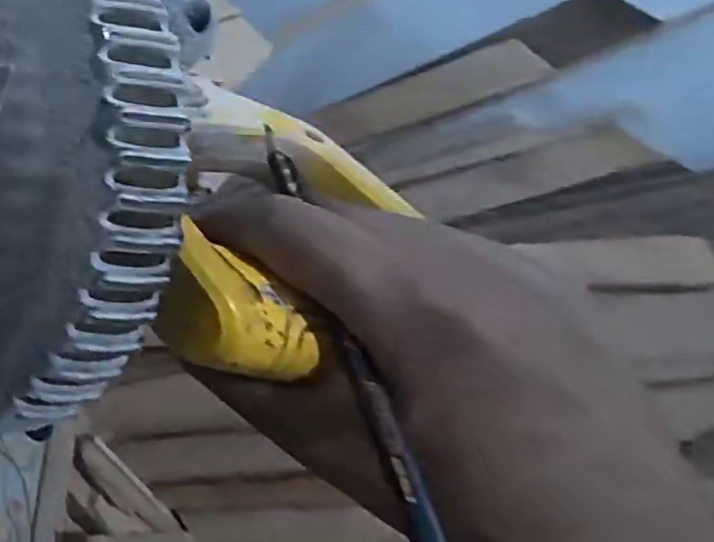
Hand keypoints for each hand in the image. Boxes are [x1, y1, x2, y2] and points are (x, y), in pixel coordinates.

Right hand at [187, 190, 713, 541]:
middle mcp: (460, 258)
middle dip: (268, 223)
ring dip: (326, 237)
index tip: (185, 231)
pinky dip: (386, 255)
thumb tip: (176, 330)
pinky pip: (431, 238)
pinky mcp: (537, 270)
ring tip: (310, 281)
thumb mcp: (335, 452)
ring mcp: (506, 258)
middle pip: (325, 207)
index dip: (221, 216)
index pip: (283, 219)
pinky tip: (391, 302)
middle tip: (237, 260)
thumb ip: (245, 382)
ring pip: (377, 217)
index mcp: (410, 303)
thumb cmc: (464, 506)